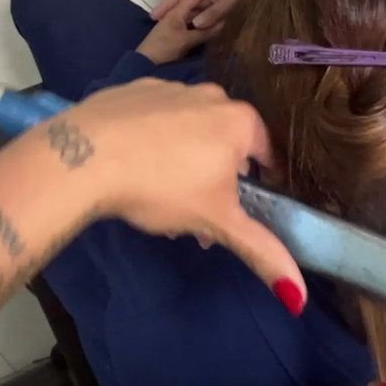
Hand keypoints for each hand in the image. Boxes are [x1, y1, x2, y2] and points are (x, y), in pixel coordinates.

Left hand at [33, 78, 305, 313]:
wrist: (85, 155)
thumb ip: (260, 251)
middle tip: (193, 218)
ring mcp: (169, 87)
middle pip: (226, 143)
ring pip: (190, 131)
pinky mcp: (133, 89)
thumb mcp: (215, 221)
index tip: (236, 216)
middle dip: (216, 182)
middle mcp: (210, 94)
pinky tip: (132, 167)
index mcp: (240, 120)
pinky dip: (152, 141)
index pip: (267, 155)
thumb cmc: (162, 185)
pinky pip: (155, 119)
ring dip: (185, 162)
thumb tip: (299, 298)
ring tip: (158, 200)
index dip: (257, 189)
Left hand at [137, 0, 230, 64]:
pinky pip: (190, 18)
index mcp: (177, 11)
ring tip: (218, 1)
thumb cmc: (165, 49)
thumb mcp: (186, 41)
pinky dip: (200, 17)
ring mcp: (174, 21)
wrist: (145, 63)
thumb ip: (205, 32)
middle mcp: (175, 12)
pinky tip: (207, 20)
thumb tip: (222, 25)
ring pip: (192, 8)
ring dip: (204, 5)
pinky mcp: (174, 31)